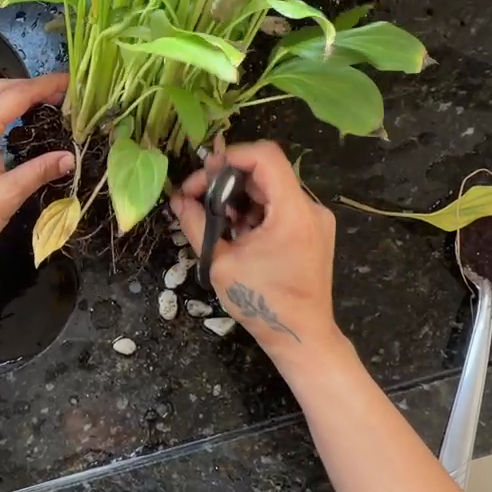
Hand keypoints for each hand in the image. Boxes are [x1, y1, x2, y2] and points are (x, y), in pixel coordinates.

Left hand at [0, 74, 74, 288]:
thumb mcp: (9, 195)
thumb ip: (40, 171)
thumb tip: (69, 158)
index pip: (16, 95)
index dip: (45, 86)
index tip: (69, 84)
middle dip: (30, 85)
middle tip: (59, 94)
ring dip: (11, 92)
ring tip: (37, 102)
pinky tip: (9, 119)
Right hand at [170, 142, 348, 370]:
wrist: (300, 335)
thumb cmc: (260, 302)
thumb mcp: (219, 262)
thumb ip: (197, 224)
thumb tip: (177, 199)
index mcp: (292, 212)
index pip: (265, 157)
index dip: (231, 156)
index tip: (203, 175)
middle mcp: (310, 208)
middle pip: (266, 172)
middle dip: (227, 181)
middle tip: (197, 199)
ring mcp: (314, 220)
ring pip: (270, 189)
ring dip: (239, 198)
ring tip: (216, 222)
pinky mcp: (311, 231)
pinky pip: (278, 207)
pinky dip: (253, 212)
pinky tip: (236, 234)